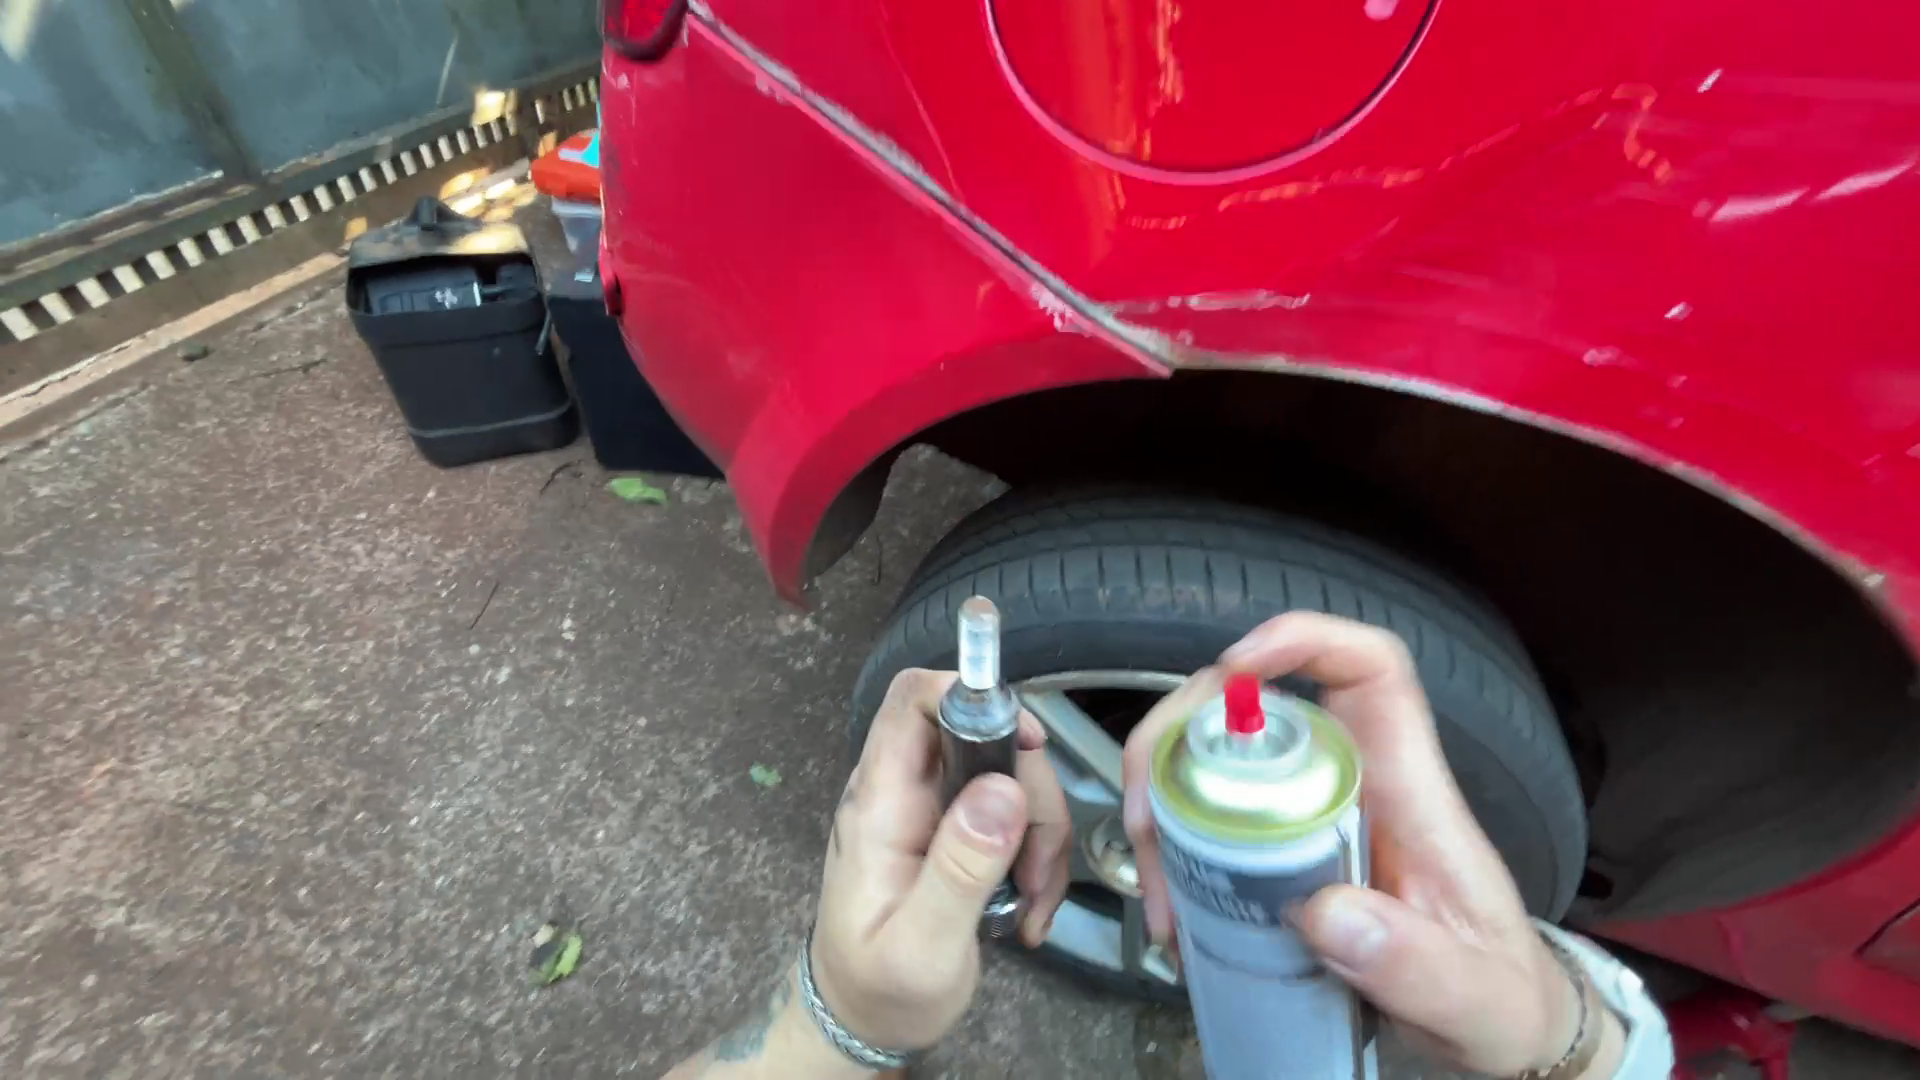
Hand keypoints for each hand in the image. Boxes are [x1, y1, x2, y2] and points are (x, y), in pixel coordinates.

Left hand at [809, 669, 1072, 1051]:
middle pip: (985, 737)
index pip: (911, 700)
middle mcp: (909, 787)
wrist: (863, 1018)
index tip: (1027, 742)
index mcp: (881, 798)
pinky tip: (1030, 908)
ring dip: (1041, 834)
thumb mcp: (921, 945)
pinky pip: (1016, 811)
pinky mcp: (962, 828)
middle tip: (1038, 870)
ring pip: (1011, 774)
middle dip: (1030, 794)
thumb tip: (1003, 789)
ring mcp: (937, 805)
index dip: (969, 697)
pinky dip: (1038, 853)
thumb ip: (958, 869)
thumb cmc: (880, 986)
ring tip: (1034, 902)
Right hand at [1122, 613, 1583, 1076]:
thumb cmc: (1496, 993)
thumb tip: (1325, 913)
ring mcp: (1296, 799)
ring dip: (1159, 800)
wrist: (1484, 1023)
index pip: (1366, 666)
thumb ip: (1422, 967)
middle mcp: (1338, 771)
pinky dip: (1167, 843)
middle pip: (1244, 700)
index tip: (1235, 667)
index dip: (1300, 640)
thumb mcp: (1479, 1001)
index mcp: (1401, 780)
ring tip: (1157, 886)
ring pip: (1206, 751)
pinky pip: (1199, 805)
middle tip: (1148, 814)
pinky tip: (1167, 901)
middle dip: (1177, 735)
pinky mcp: (1267, 835)